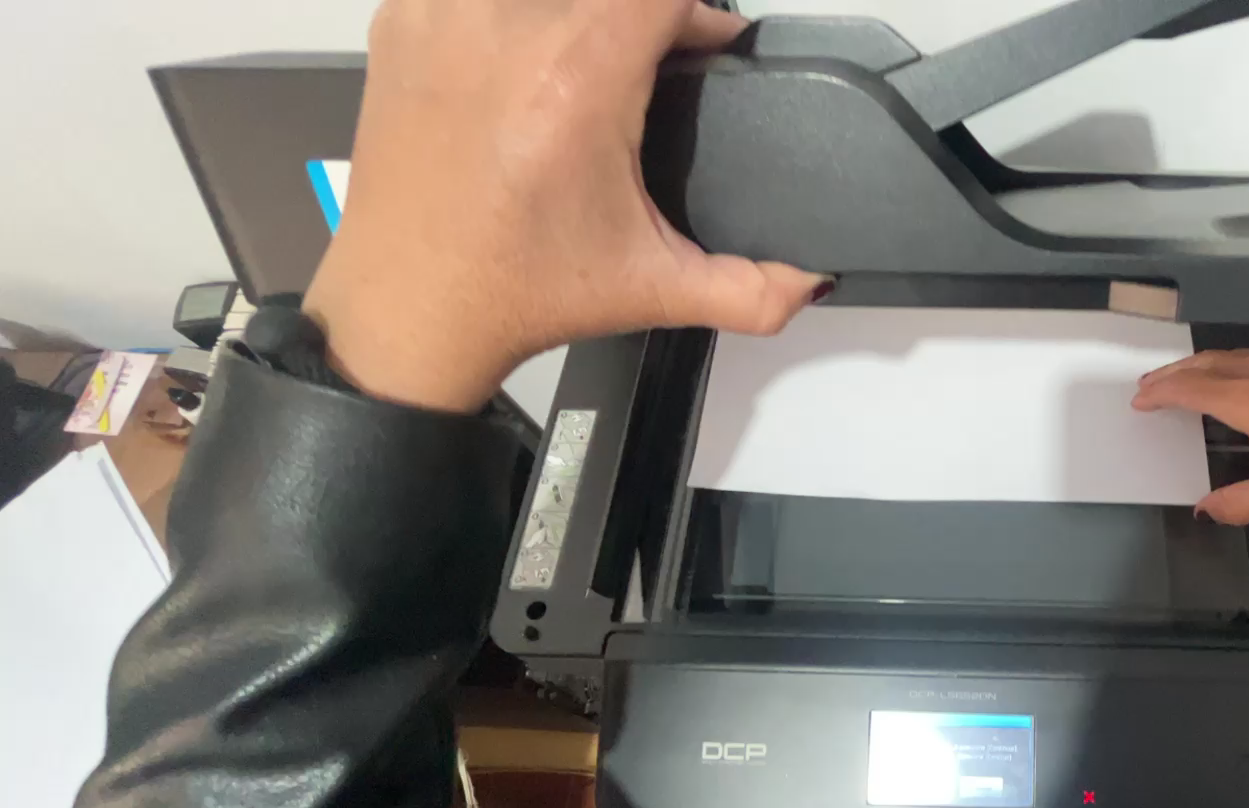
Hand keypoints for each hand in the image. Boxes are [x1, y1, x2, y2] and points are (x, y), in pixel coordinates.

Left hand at [303, 0, 827, 411]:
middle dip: (650, 10)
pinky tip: (542, 57)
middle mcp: (500, 29)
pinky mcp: (405, 20)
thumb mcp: (658, 293)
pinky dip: (530, 11)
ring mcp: (442, 13)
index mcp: (574, 84)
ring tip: (608, 58)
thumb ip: (752, 293)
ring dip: (590, 10)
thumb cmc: (522, 291)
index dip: (700, 7)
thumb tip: (810, 282)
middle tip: (667, 60)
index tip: (714, 41)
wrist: (416, 303)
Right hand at [1132, 350, 1248, 521]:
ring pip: (1242, 356)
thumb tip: (1205, 511)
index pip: (1192, 388)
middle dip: (1175, 373)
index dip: (1161, 392)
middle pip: (1210, 363)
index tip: (1140, 400)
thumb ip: (1237, 503)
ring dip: (1208, 366)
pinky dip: (1243, 366)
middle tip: (1151, 384)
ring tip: (1191, 378)